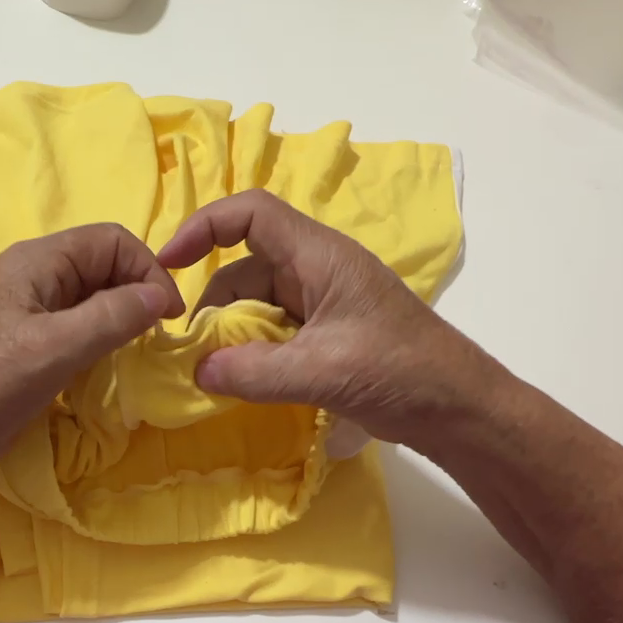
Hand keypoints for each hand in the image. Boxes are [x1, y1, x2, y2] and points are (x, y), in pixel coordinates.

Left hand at [0, 223, 184, 476]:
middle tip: (156, 334)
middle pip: (100, 263)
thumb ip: (112, 316)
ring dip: (118, 314)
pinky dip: (98, 335)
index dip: (147, 270)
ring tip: (136, 347)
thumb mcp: (58, 347)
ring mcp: (24, 308)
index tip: (169, 315)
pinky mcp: (23, 339)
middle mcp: (30, 274)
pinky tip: (106, 360)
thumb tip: (159, 298)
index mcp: (34, 261)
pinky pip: (72, 323)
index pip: (110, 240)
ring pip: (88, 295)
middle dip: (135, 291)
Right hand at [156, 190, 502, 447]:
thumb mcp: (321, 372)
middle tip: (191, 352)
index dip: (203, 228)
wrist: (455, 408)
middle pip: (244, 267)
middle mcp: (315, 271)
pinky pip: (271, 333)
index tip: (167, 265)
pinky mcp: (323, 335)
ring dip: (231, 335)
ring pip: (255, 305)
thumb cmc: (399, 372)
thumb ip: (253, 372)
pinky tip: (242, 383)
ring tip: (215, 375)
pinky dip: (250, 353)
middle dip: (212, 305)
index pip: (251, 215)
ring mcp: (320, 304)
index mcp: (319, 257)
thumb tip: (197, 371)